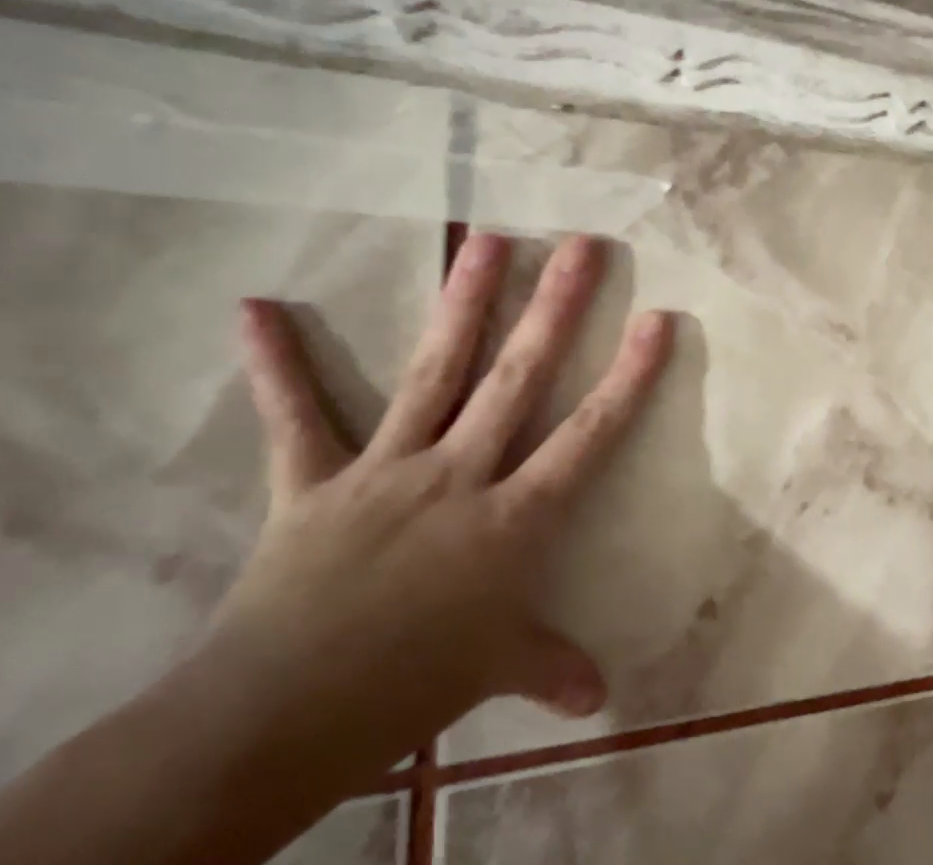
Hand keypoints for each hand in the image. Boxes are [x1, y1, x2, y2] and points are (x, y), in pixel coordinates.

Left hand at [207, 233, 672, 769]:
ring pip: (434, 372)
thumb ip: (554, 668)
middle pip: (516, 379)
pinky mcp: (314, 481)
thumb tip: (600, 701)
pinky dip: (279, 364)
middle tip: (580, 245)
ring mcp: (385, 469)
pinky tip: (256, 308)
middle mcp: (459, 475)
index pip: (589, 434)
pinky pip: (297, 417)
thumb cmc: (415, 684)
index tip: (657, 320)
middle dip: (555, 309)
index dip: (629, 376)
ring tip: (486, 238)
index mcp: (515, 517)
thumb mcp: (500, 669)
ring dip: (462, 303)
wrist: (285, 712)